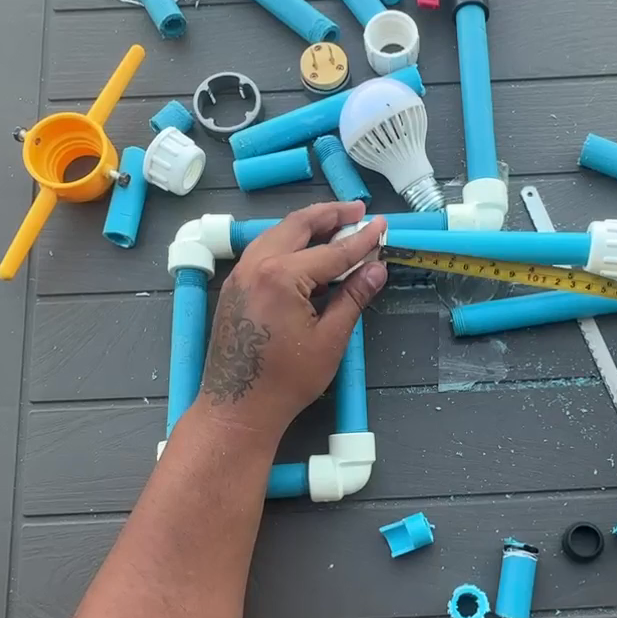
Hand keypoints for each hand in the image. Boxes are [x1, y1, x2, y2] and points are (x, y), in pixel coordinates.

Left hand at [193, 202, 388, 436]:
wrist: (239, 407)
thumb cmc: (286, 380)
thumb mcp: (330, 340)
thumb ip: (352, 298)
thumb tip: (375, 270)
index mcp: (281, 276)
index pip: (332, 251)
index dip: (361, 240)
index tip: (381, 226)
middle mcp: (256, 265)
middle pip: (298, 226)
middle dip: (330, 215)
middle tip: (357, 210)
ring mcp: (240, 275)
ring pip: (277, 234)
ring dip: (307, 225)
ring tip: (334, 224)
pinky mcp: (234, 287)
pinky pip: (264, 251)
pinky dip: (288, 243)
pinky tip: (305, 252)